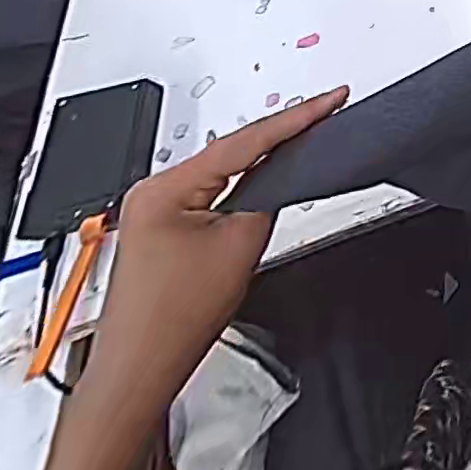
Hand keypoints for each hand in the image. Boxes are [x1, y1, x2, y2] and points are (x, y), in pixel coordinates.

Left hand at [80, 86, 348, 391]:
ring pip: (223, 164)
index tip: (329, 98)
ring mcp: (156, 205)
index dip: (296, 117)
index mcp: (165, 189)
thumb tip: (283, 170)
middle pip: (232, 146)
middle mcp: (153, 189)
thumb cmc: (174, 321)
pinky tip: (267, 164)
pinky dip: (243, 174)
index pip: (246, 140)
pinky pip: (213, 183)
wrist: (140, 371)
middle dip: (281, 129)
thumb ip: (268, 193)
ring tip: (303, 128)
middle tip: (324, 107)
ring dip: (262, 151)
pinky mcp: (164, 219)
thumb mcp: (240, 244)